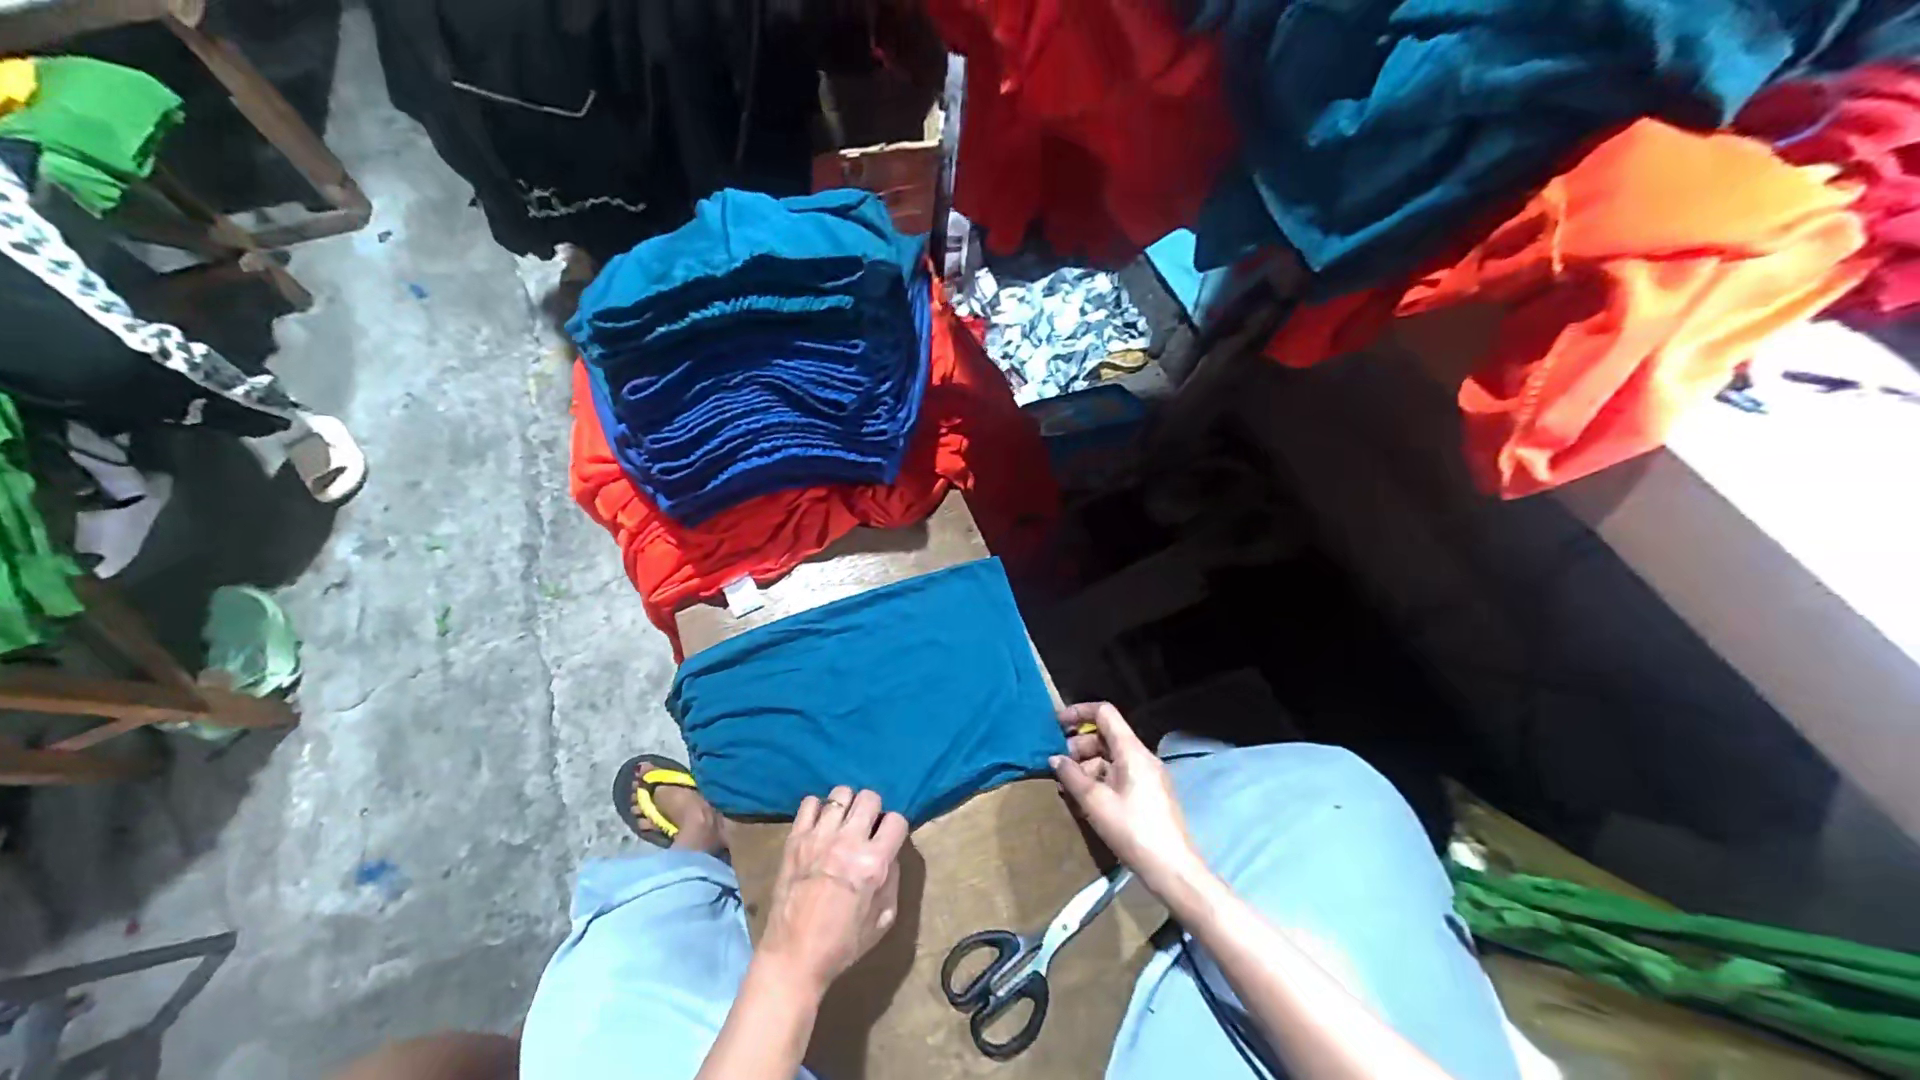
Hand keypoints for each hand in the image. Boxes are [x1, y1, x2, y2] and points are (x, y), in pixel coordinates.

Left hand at [758, 786, 908, 996]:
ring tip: (842, 824)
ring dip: (847, 806)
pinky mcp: (795, 839)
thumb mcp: (884, 918)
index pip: (896, 820)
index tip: (888, 839)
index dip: (895, 828)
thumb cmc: (843, 943)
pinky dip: (818, 809)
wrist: (794, 957)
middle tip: (866, 828)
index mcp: (873, 864)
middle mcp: (848, 842)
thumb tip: (890, 852)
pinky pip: (810, 803)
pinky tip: (820, 826)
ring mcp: (818, 837)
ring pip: (841, 794)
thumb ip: (892, 878)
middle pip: (869, 797)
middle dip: (873, 810)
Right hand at [1051, 702, 1205, 890]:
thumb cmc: (1132, 830)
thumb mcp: (1095, 802)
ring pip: (1111, 757)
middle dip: (1078, 746)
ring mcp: (1148, 775)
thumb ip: (1071, 776)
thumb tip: (1055, 758)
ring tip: (1067, 787)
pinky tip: (1084, 800)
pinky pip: (1119, 774)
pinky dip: (1099, 780)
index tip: (1056, 724)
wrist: (1173, 869)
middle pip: (1106, 736)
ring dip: (1086, 766)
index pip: (1104, 713)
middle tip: (1058, 766)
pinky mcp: (1149, 793)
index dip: (1078, 712)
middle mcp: (1142, 756)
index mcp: (1132, 751)